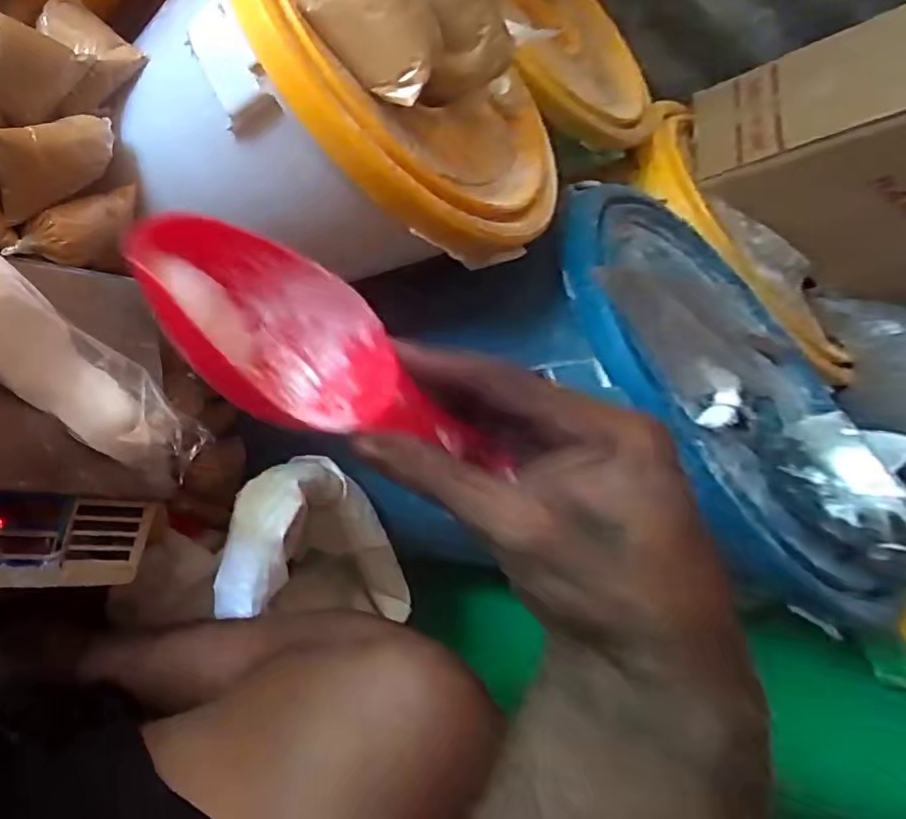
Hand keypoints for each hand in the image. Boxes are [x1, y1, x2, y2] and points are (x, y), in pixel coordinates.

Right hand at [353, 343, 746, 678]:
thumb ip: (430, 473)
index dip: (435, 363)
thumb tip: (356, 437)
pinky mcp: (565, 476)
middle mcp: (597, 428)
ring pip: (495, 416)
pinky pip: (499, 442)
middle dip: (432, 385)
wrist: (656, 663)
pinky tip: (417, 433)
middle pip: (498, 393)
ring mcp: (583, 452)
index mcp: (604, 426)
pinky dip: (456, 437)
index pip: (503, 380)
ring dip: (440, 410)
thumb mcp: (509, 524)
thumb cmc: (599, 585)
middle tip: (371, 373)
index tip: (378, 349)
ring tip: (382, 396)